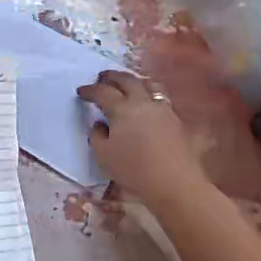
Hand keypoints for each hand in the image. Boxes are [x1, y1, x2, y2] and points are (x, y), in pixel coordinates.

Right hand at [78, 70, 211, 208]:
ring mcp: (165, 110)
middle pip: (127, 80)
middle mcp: (144, 102)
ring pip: (151, 86)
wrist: (175, 184)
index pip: (102, 92)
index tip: (81, 92)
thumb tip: (100, 124)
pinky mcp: (180, 122)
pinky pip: (165, 102)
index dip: (90, 90)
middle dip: (113, 76)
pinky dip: (155, 99)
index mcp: (122, 108)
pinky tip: (153, 108)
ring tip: (131, 86)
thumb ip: (96, 135)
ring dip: (137, 82)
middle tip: (102, 78)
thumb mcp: (103, 155)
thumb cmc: (133, 169)